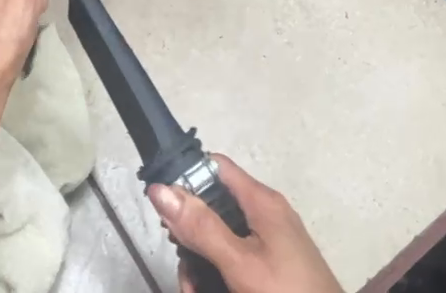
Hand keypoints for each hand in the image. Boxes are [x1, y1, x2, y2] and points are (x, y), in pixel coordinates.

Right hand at [148, 156, 341, 292]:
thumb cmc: (286, 292)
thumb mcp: (239, 263)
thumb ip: (201, 227)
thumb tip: (160, 187)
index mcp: (260, 200)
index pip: (214, 165)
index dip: (185, 177)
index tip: (162, 207)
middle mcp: (265, 212)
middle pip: (213, 207)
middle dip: (190, 237)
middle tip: (184, 270)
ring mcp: (270, 240)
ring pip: (220, 238)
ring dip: (200, 264)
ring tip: (194, 290)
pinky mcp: (273, 263)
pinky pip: (235, 257)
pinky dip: (218, 274)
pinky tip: (208, 291)